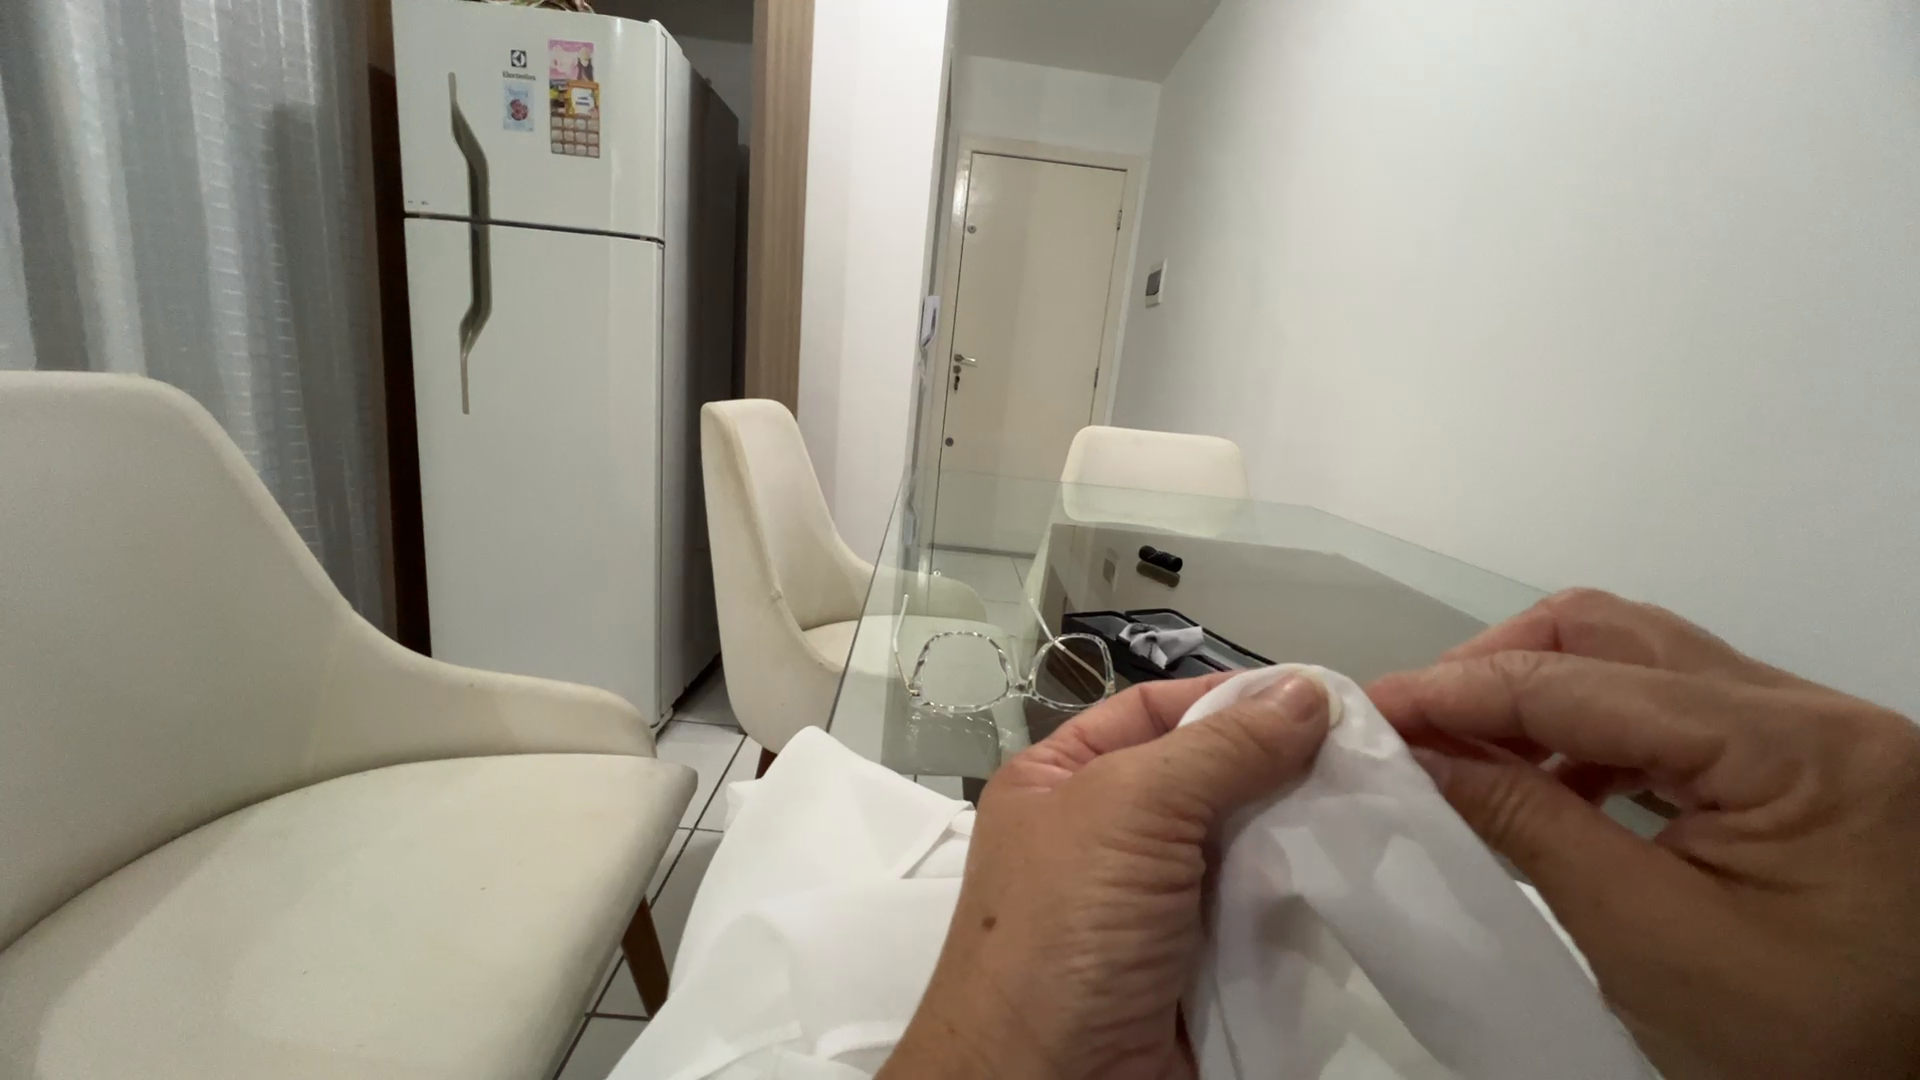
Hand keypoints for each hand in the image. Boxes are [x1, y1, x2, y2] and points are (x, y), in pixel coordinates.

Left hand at [881, 672, 1331, 1079]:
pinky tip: (1353, 860)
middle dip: (1273, 760)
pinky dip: (1300, 883)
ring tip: (1372, 796)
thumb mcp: (1127, 808)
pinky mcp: (1198, 954)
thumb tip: (1306, 691)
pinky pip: (1257, 899)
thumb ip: (1217, 748)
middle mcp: (1104, 826)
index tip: (1313, 693)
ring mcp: (1151, 893)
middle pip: (1202, 771)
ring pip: (1238, 836)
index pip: (1151, 709)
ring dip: (1297, 822)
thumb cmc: (1065, 928)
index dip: (1226, 696)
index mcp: (1061, 776)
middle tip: (1363, 747)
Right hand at [1369, 589, 1919, 1079]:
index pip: (1576, 678)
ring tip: (1469, 748)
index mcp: (1798, 750)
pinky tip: (1546, 778)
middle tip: (1422, 720)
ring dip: (1532, 692)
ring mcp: (1812, 737)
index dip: (1454, 687)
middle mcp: (1813, 714)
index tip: (1368, 709)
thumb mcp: (1647, 938)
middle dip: (1495, 665)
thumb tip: (1418, 752)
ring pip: (1631, 656)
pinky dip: (1579, 727)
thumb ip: (1524, 821)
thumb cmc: (1813, 1050)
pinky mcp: (1799, 767)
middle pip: (1608, 630)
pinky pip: (1661, 707)